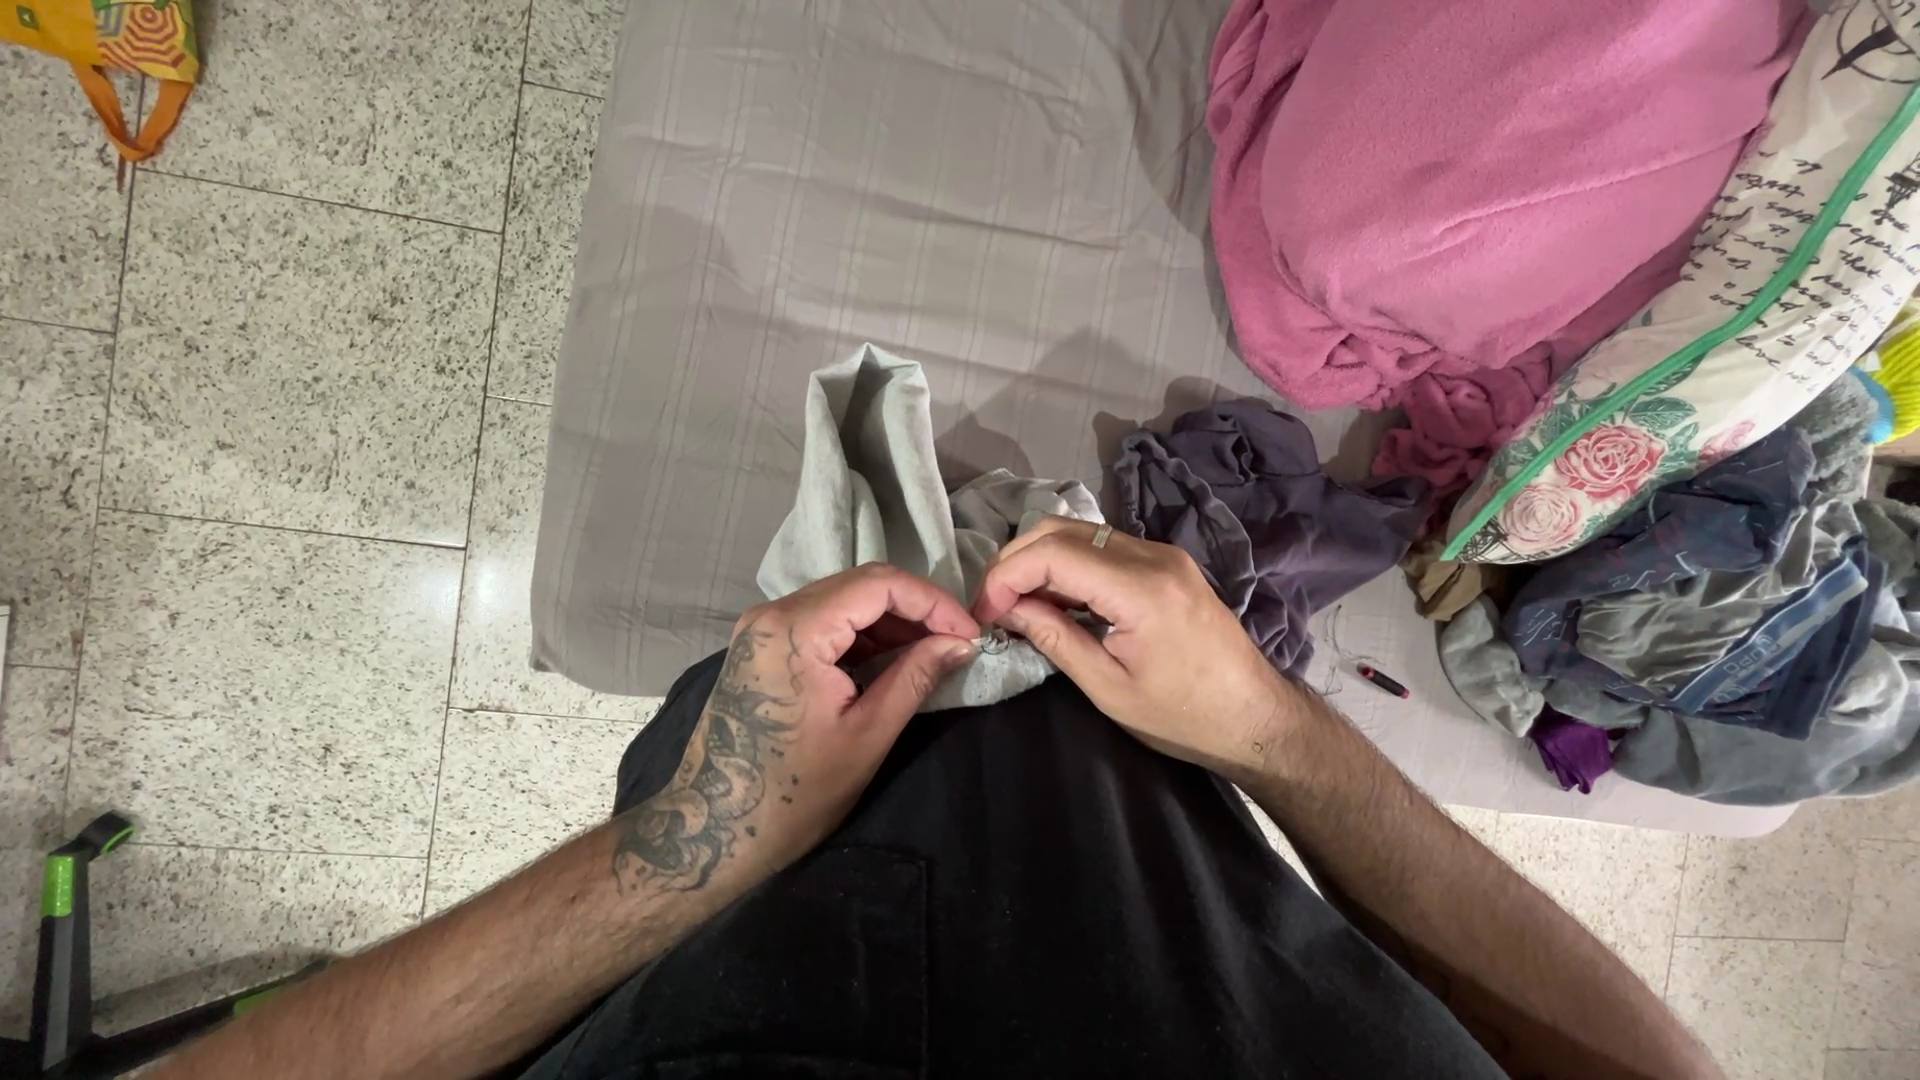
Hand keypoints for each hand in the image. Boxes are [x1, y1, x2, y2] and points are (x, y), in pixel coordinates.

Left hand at [614, 564, 979, 894]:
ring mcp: (763, 627)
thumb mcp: (867, 735)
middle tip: (956, 640)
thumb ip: (916, 676)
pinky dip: (863, 634)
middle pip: (861, 585)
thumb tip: (961, 643)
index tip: (970, 633)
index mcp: (795, 628)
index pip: (879, 585)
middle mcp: (773, 613)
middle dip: (916, 608)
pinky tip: (894, 657)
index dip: (933, 602)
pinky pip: (824, 620)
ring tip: (933, 651)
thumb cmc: (794, 792)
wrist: (713, 830)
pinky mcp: (762, 644)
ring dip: (892, 621)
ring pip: (844, 600)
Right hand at [973, 516, 1299, 781]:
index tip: (984, 613)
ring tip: (1017, 604)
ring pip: (1079, 531)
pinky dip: (1067, 564)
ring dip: (1039, 560)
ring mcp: (1161, 553)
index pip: (1053, 553)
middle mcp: (1152, 555)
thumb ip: (1055, 639)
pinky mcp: (1164, 562)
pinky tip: (1054, 599)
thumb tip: (1007, 610)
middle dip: (1015, 561)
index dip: (1006, 576)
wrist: (1255, 717)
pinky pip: (1101, 546)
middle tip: (993, 606)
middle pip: (1061, 528)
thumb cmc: (1183, 716)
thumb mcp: (1109, 688)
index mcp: (1141, 588)